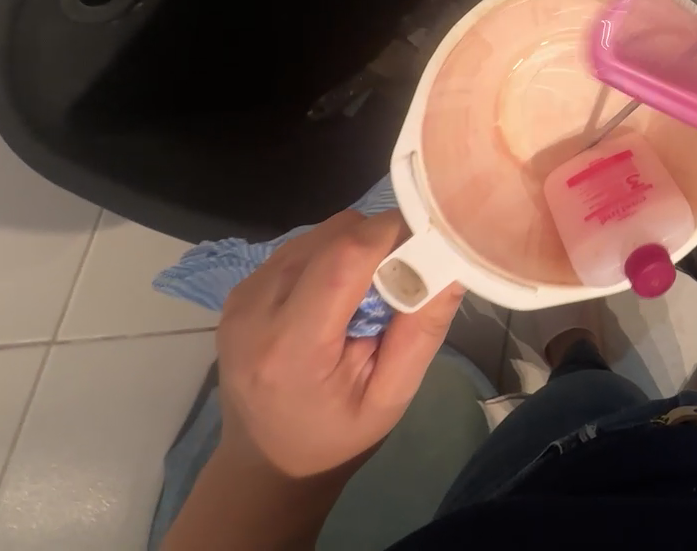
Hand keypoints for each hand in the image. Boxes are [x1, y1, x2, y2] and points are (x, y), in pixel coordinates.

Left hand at [215, 209, 464, 479]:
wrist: (267, 464)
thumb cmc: (337, 436)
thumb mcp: (393, 395)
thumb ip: (422, 330)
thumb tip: (454, 266)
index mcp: (291, 347)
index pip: (346, 254)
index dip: (394, 234)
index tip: (428, 246)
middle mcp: (255, 311)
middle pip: (336, 235)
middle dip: (381, 241)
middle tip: (403, 279)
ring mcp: (242, 297)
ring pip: (322, 232)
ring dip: (358, 247)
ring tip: (370, 292)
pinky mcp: (242, 289)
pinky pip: (304, 245)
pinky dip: (335, 254)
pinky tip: (341, 293)